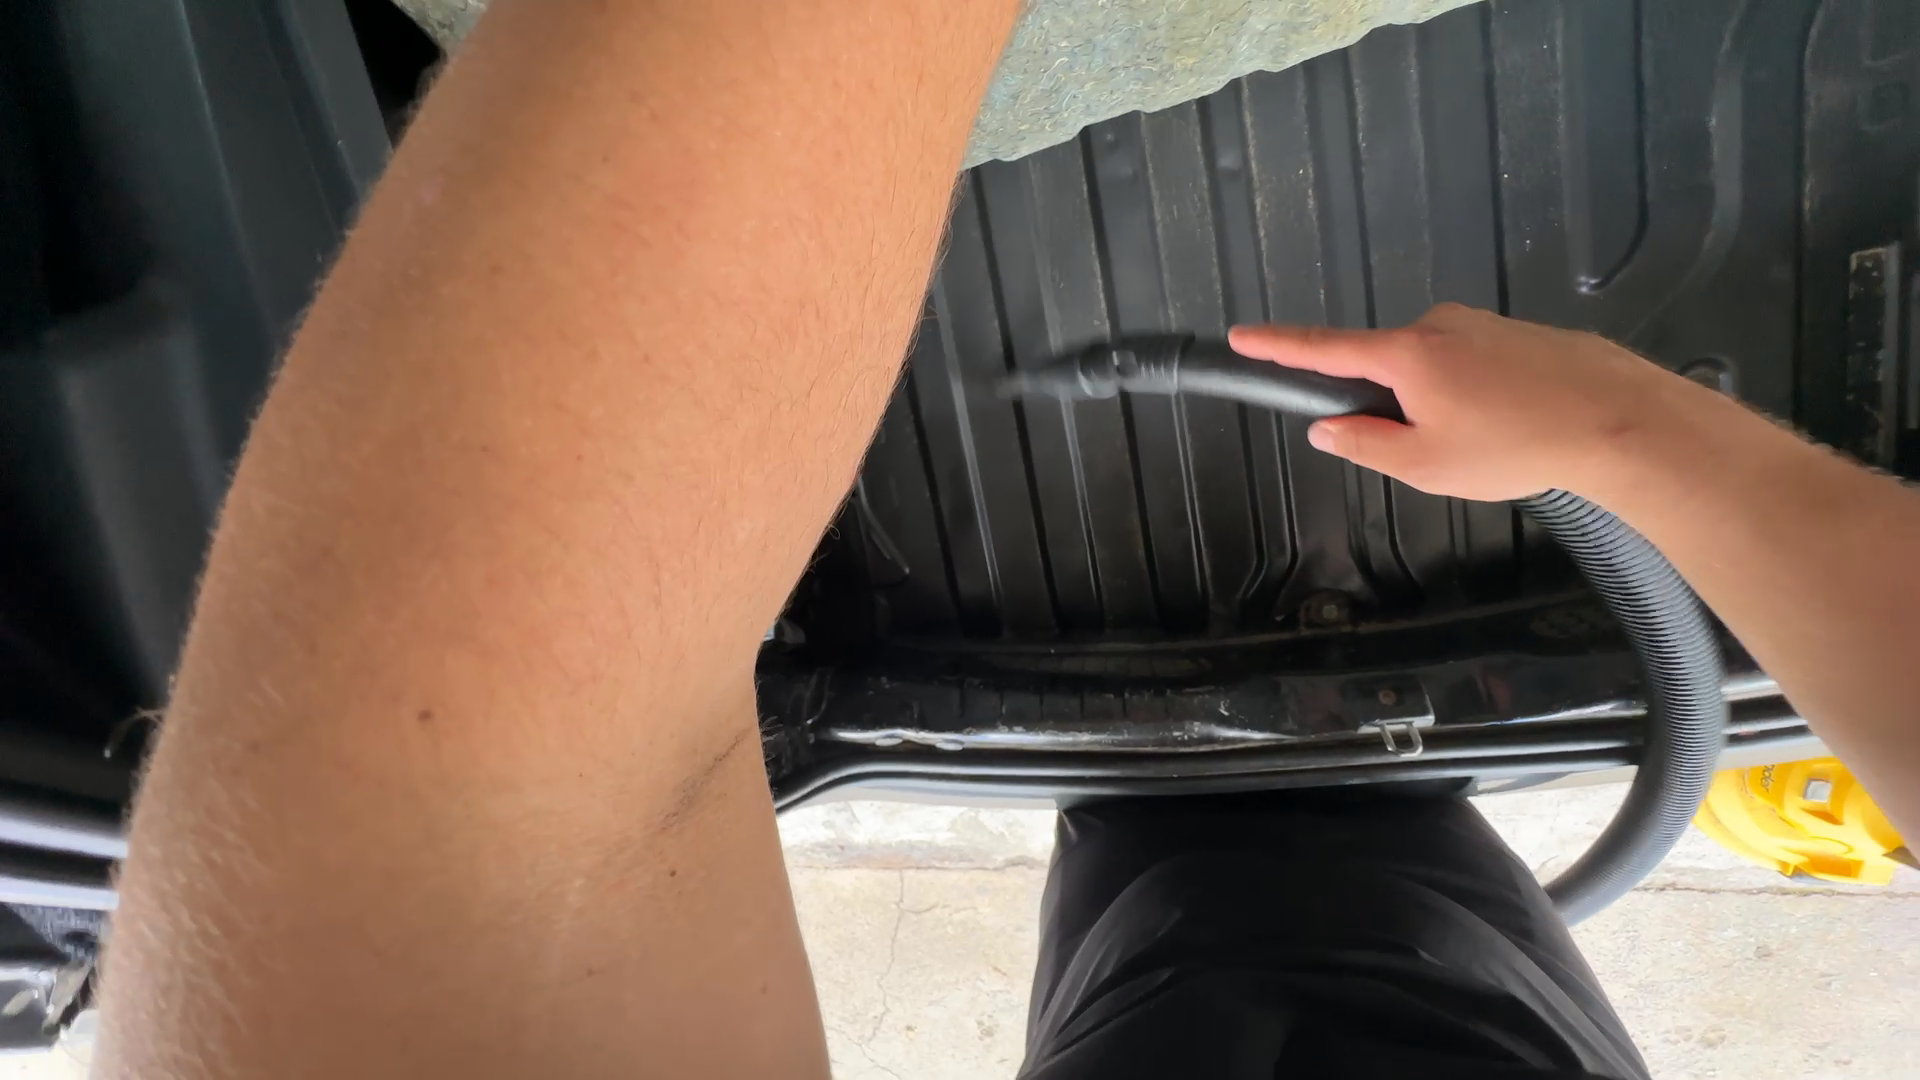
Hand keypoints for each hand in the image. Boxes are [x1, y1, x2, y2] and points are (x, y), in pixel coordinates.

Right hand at [1227, 303, 1712, 502]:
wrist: (1629, 425)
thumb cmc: (1512, 447)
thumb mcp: (1422, 463)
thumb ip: (1363, 444)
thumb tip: (1327, 429)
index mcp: (1406, 356)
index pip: (1323, 349)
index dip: (1277, 345)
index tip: (1241, 335)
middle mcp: (1439, 326)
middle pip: (1383, 363)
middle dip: (1387, 402)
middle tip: (1423, 445)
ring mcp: (1485, 324)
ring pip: (1431, 366)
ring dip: (1435, 401)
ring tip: (1480, 441)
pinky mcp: (1522, 333)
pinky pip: (1472, 362)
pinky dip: (1474, 393)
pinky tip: (1510, 424)